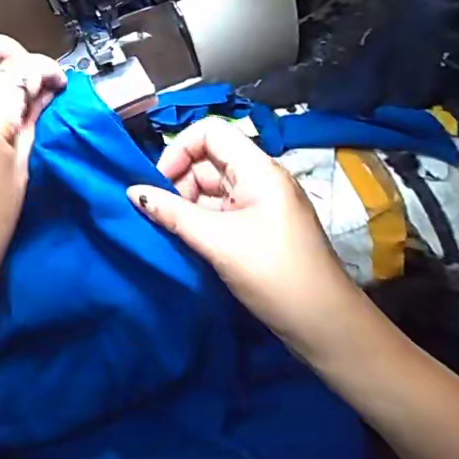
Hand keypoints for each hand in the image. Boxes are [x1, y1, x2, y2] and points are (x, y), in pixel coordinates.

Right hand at [128, 119, 364, 351]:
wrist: (327, 327)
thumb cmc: (274, 274)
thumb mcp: (217, 241)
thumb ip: (172, 214)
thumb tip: (132, 193)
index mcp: (258, 169)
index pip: (210, 132)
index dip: (179, 150)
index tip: (159, 183)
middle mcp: (260, 178)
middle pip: (209, 159)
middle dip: (180, 180)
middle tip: (162, 214)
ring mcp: (262, 204)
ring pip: (213, 186)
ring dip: (188, 203)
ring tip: (171, 230)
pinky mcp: (260, 228)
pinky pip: (222, 209)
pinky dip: (202, 219)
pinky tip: (187, 239)